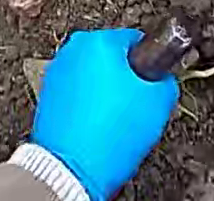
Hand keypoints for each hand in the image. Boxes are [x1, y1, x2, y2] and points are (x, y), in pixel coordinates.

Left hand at [32, 29, 178, 199]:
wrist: (69, 173)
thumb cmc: (108, 137)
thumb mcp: (156, 105)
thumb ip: (166, 82)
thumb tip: (163, 80)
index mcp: (101, 41)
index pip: (135, 42)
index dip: (147, 65)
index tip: (149, 85)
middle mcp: (76, 48)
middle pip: (112, 58)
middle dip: (124, 78)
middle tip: (132, 105)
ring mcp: (58, 71)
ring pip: (94, 75)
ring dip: (104, 91)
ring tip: (111, 119)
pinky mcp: (47, 93)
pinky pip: (76, 92)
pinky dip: (86, 104)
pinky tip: (95, 124)